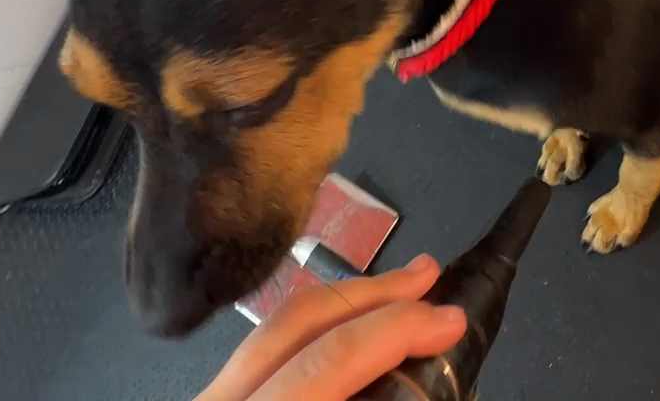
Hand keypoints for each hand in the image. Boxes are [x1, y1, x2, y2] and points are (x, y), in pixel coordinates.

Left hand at [196, 255, 467, 400]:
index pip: (329, 358)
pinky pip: (266, 348)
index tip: (450, 321)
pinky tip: (350, 329)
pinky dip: (318, 327)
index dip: (398, 328)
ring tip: (401, 286)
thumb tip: (415, 372)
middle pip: (300, 319)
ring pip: (278, 325)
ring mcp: (210, 397)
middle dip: (377, 289)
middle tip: (431, 272)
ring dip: (350, 299)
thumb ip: (368, 397)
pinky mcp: (212, 398)